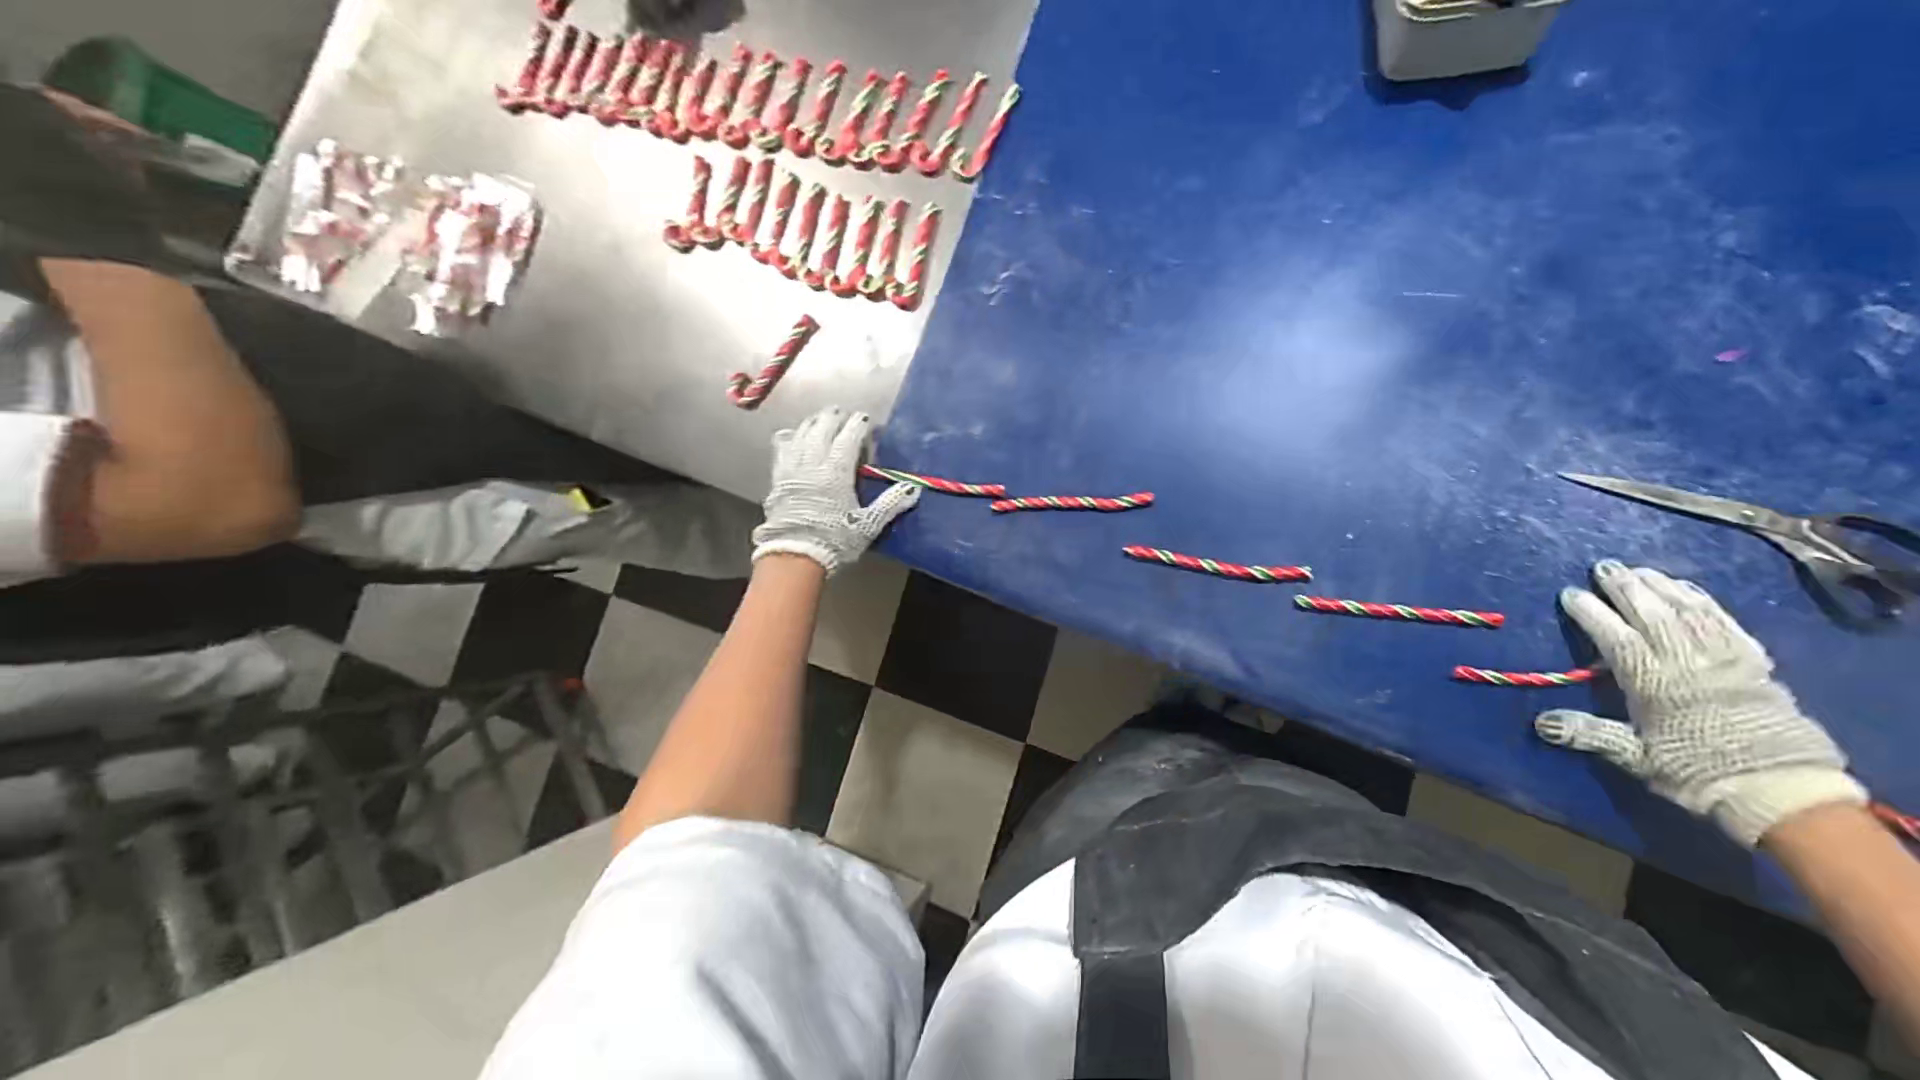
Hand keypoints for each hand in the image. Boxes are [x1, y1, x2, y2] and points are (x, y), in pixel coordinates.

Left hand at [750, 407, 918, 574]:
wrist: (795, 555)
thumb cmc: (835, 540)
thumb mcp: (868, 524)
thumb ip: (891, 503)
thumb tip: (914, 488)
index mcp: (837, 471)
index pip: (849, 437)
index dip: (858, 425)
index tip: (865, 419)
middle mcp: (813, 462)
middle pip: (823, 428)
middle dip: (835, 417)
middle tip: (843, 414)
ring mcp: (792, 468)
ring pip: (802, 433)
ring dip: (813, 422)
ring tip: (821, 418)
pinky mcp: (778, 478)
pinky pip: (782, 447)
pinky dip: (790, 436)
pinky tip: (791, 434)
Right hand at [1535, 560, 1865, 846]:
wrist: (1781, 789)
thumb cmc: (1697, 772)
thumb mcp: (1637, 758)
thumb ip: (1590, 734)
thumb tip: (1540, 723)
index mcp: (1652, 683)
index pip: (1615, 637)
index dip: (1591, 613)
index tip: (1571, 594)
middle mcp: (1686, 662)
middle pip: (1652, 614)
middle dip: (1626, 587)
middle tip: (1604, 566)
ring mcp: (1723, 659)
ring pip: (1688, 611)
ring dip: (1661, 587)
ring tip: (1639, 570)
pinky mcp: (1753, 662)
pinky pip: (1725, 622)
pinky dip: (1704, 601)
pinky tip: (1688, 589)